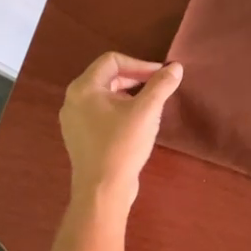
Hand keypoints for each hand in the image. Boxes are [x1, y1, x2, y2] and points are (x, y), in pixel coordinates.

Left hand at [59, 52, 182, 205]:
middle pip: (107, 77)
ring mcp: (73, 120)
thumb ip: (161, 85)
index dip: (140, 64)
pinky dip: (119, 110)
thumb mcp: (147, 111)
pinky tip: (136, 123)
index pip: (112, 60)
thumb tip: (176, 67)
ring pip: (104, 96)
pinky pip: (100, 113)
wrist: (102, 190)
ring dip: (129, 95)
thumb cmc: (122, 145)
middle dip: (135, 78)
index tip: (162, 75)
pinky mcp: (79, 137)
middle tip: (158, 88)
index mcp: (83, 88)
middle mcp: (73, 100)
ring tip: (150, 105)